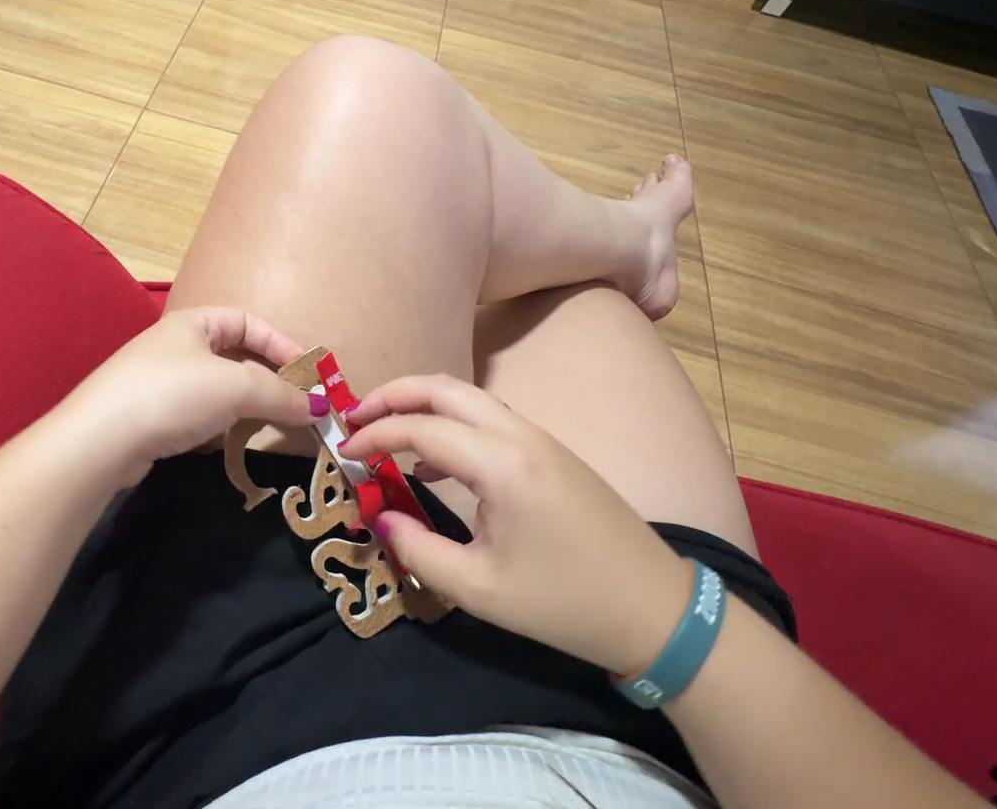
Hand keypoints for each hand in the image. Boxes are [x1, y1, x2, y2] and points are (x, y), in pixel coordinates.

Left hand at [56, 306, 315, 483]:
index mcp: (193, 323)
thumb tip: (317, 408)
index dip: (281, 343)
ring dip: (245, 407)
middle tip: (296, 406)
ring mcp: (160, 383)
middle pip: (235, 357)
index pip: (248, 321)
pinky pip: (198, 417)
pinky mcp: (152, 419)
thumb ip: (280, 394)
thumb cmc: (171, 395)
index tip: (308, 374)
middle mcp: (175, 346)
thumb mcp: (236, 387)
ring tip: (268, 427)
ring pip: (218, 391)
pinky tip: (227, 445)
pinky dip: (219, 428)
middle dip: (267, 381)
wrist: (100, 442)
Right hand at [340, 375, 693, 674]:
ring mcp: (539, 438)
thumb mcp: (477, 589)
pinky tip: (432, 466)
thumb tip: (379, 517)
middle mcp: (519, 435)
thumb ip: (417, 549)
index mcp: (501, 464)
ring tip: (383, 434)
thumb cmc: (563, 603)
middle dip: (392, 395)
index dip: (374, 435)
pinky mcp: (549, 452)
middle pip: (443, 388)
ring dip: (421, 405)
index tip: (342, 452)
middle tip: (354, 418)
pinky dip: (449, 424)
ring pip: (467, 398)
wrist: (654, 608)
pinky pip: (488, 419)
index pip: (420, 427)